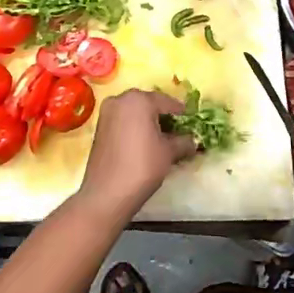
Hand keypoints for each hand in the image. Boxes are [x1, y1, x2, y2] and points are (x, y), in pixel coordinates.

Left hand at [80, 90, 196, 215]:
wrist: (107, 193)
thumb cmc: (142, 165)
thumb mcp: (169, 152)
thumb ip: (183, 141)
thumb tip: (193, 140)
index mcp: (139, 100)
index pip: (166, 101)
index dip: (180, 112)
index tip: (191, 119)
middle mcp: (120, 100)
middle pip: (148, 103)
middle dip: (163, 115)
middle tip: (177, 129)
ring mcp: (107, 113)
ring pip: (133, 111)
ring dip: (147, 121)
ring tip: (162, 137)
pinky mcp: (99, 127)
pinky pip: (123, 120)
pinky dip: (134, 127)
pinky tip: (144, 142)